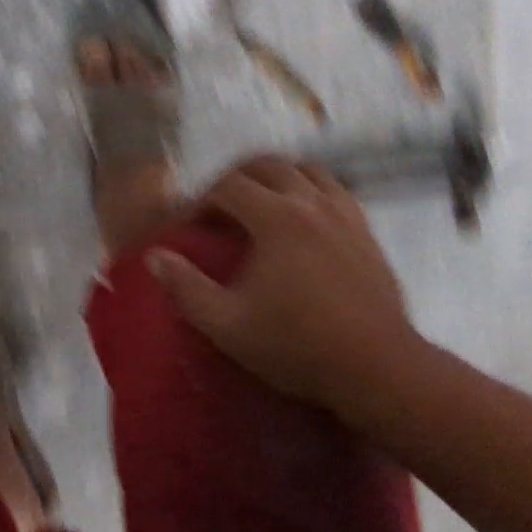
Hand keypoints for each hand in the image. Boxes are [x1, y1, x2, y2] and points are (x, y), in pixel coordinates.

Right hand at [147, 156, 420, 415]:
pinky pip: (332, 188)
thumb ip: (187, 289)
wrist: (377, 366)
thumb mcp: (229, 326)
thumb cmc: (298, 346)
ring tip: (260, 202)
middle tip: (218, 205)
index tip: (188, 225)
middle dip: (235, 177)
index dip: (201, 200)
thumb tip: (154, 256)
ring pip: (304, 169)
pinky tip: (303, 218)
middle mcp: (310, 201)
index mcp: (276, 217)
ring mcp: (343, 211)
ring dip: (275, 176)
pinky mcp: (365, 228)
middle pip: (266, 164)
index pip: (227, 186)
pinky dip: (309, 189)